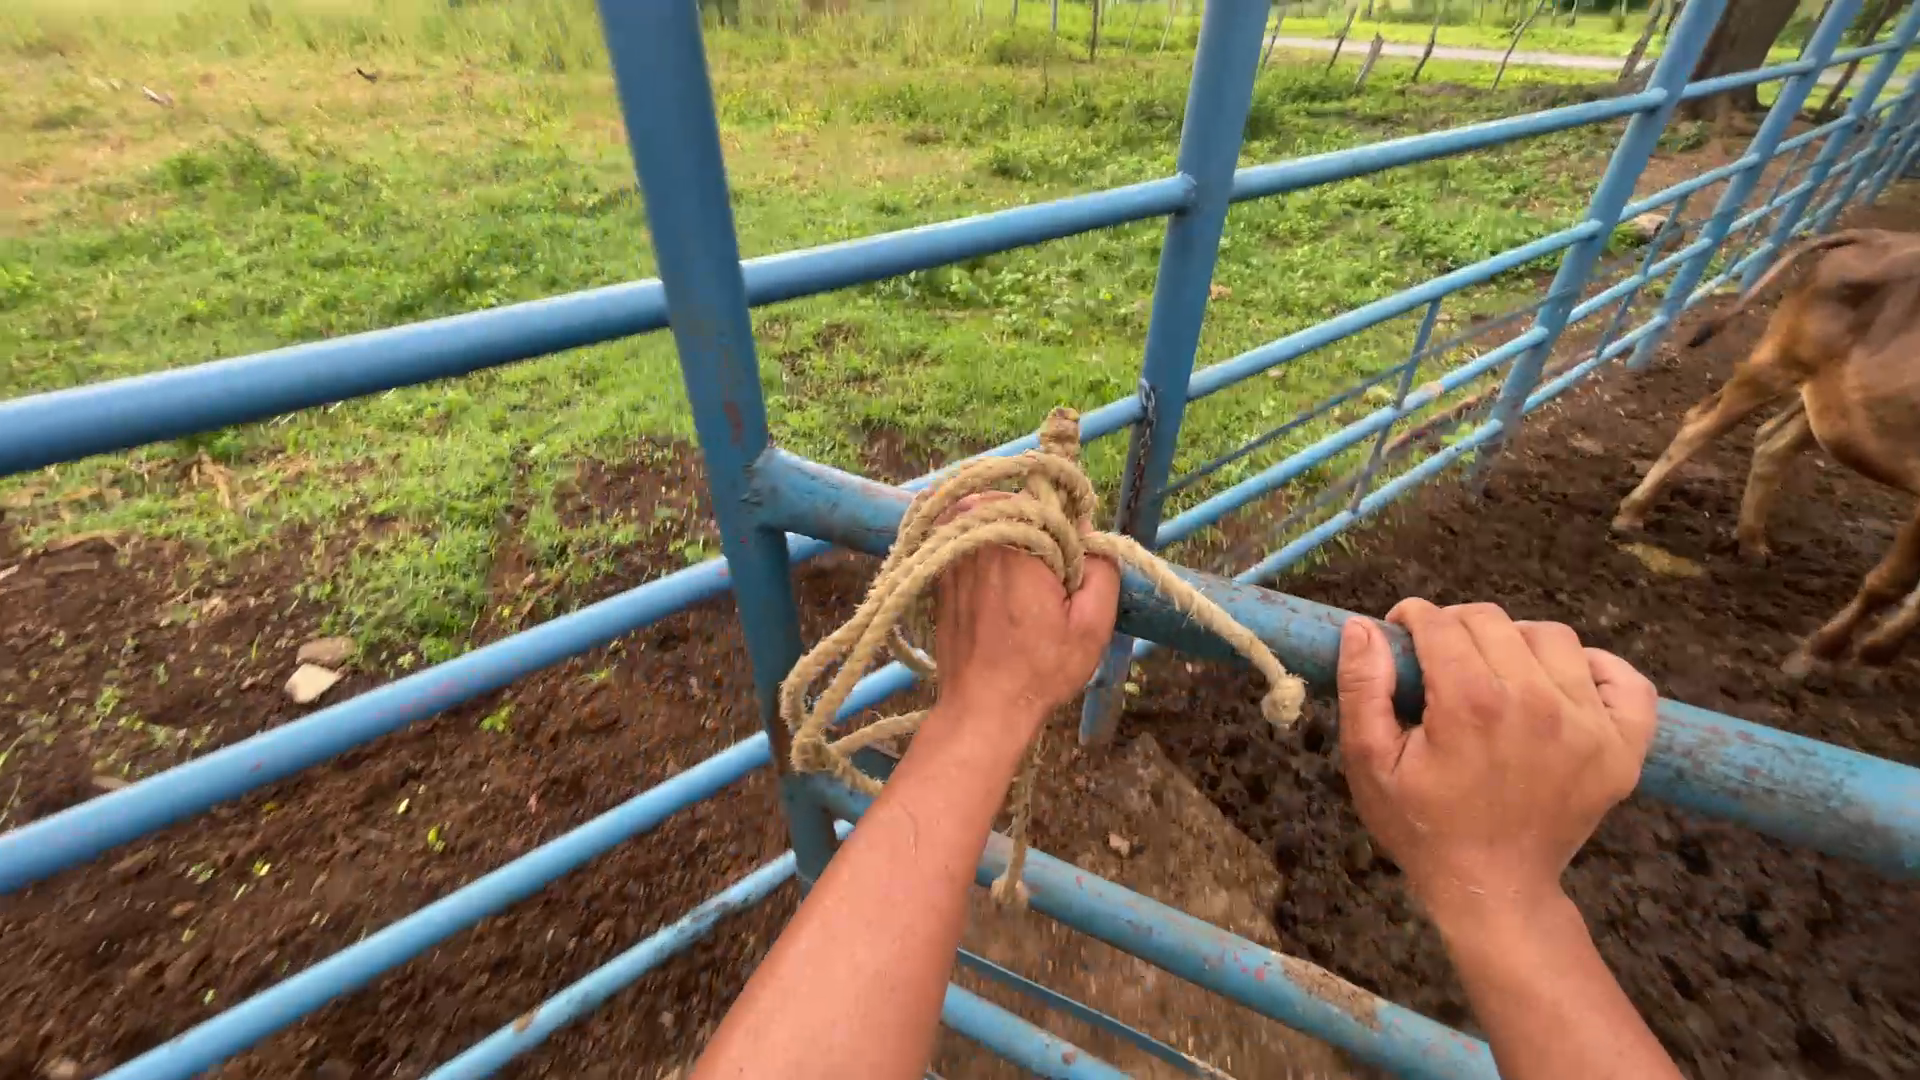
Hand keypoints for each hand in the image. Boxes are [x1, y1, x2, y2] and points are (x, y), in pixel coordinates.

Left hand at [930, 497, 1119, 744]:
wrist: (983, 706)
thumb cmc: (1040, 670)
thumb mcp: (1092, 625)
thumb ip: (1102, 568)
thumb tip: (1091, 533)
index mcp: (1021, 547)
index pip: (1044, 495)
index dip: (1065, 515)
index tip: (1074, 545)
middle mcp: (980, 542)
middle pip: (1011, 500)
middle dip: (1034, 519)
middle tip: (1050, 561)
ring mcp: (953, 557)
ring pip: (981, 512)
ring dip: (1005, 526)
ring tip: (1025, 565)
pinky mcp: (940, 574)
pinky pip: (958, 535)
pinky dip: (979, 540)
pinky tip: (997, 573)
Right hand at [1335, 600, 1657, 927]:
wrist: (1492, 888)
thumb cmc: (1418, 822)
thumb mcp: (1366, 758)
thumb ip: (1362, 686)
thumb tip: (1363, 626)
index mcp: (1471, 704)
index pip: (1441, 623)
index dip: (1410, 617)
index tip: (1397, 633)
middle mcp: (1537, 703)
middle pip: (1491, 621)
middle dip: (1452, 625)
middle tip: (1432, 656)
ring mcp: (1590, 725)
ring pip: (1550, 636)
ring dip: (1512, 640)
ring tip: (1488, 668)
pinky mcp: (1624, 747)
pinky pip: (1626, 679)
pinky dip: (1593, 667)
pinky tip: (1557, 681)